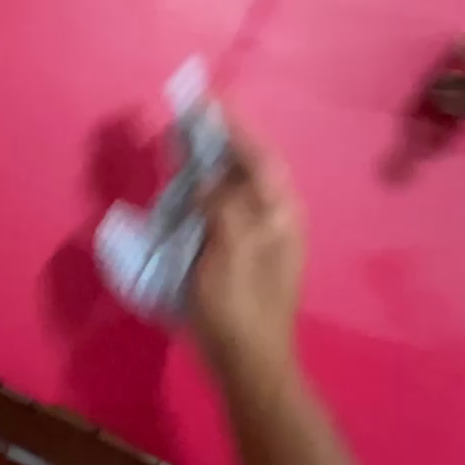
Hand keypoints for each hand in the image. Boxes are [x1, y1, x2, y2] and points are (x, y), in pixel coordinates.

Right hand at [191, 124, 305, 380]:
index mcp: (278, 214)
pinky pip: (229, 207)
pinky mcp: (248, 252)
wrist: (249, 362)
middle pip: (250, 167)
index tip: (208, 101)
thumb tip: (208, 179)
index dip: (234, 126)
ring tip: (187, 144)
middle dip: (222, 140)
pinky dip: (210, 190)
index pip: (258, 156)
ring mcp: (264, 236)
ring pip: (240, 187)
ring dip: (215, 163)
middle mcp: (276, 218)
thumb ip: (222, 206)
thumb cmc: (238, 306)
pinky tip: (191, 190)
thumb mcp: (229, 251)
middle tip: (192, 118)